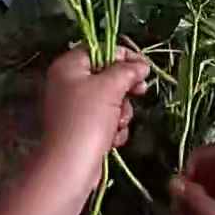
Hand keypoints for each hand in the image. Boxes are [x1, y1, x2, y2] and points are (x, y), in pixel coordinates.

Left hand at [39, 47, 147, 184]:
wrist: (71, 165)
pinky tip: (111, 139)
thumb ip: (126, 71)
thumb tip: (142, 65)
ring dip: (120, 112)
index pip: (98, 49)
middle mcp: (68, 82)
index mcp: (68, 65)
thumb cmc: (87, 119)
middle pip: (106, 75)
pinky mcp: (82, 127)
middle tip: (140, 93)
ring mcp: (74, 106)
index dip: (123, 55)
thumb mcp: (109, 88)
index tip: (145, 67)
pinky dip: (113, 128)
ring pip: (110, 100)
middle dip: (124, 88)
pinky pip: (106, 119)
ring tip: (117, 123)